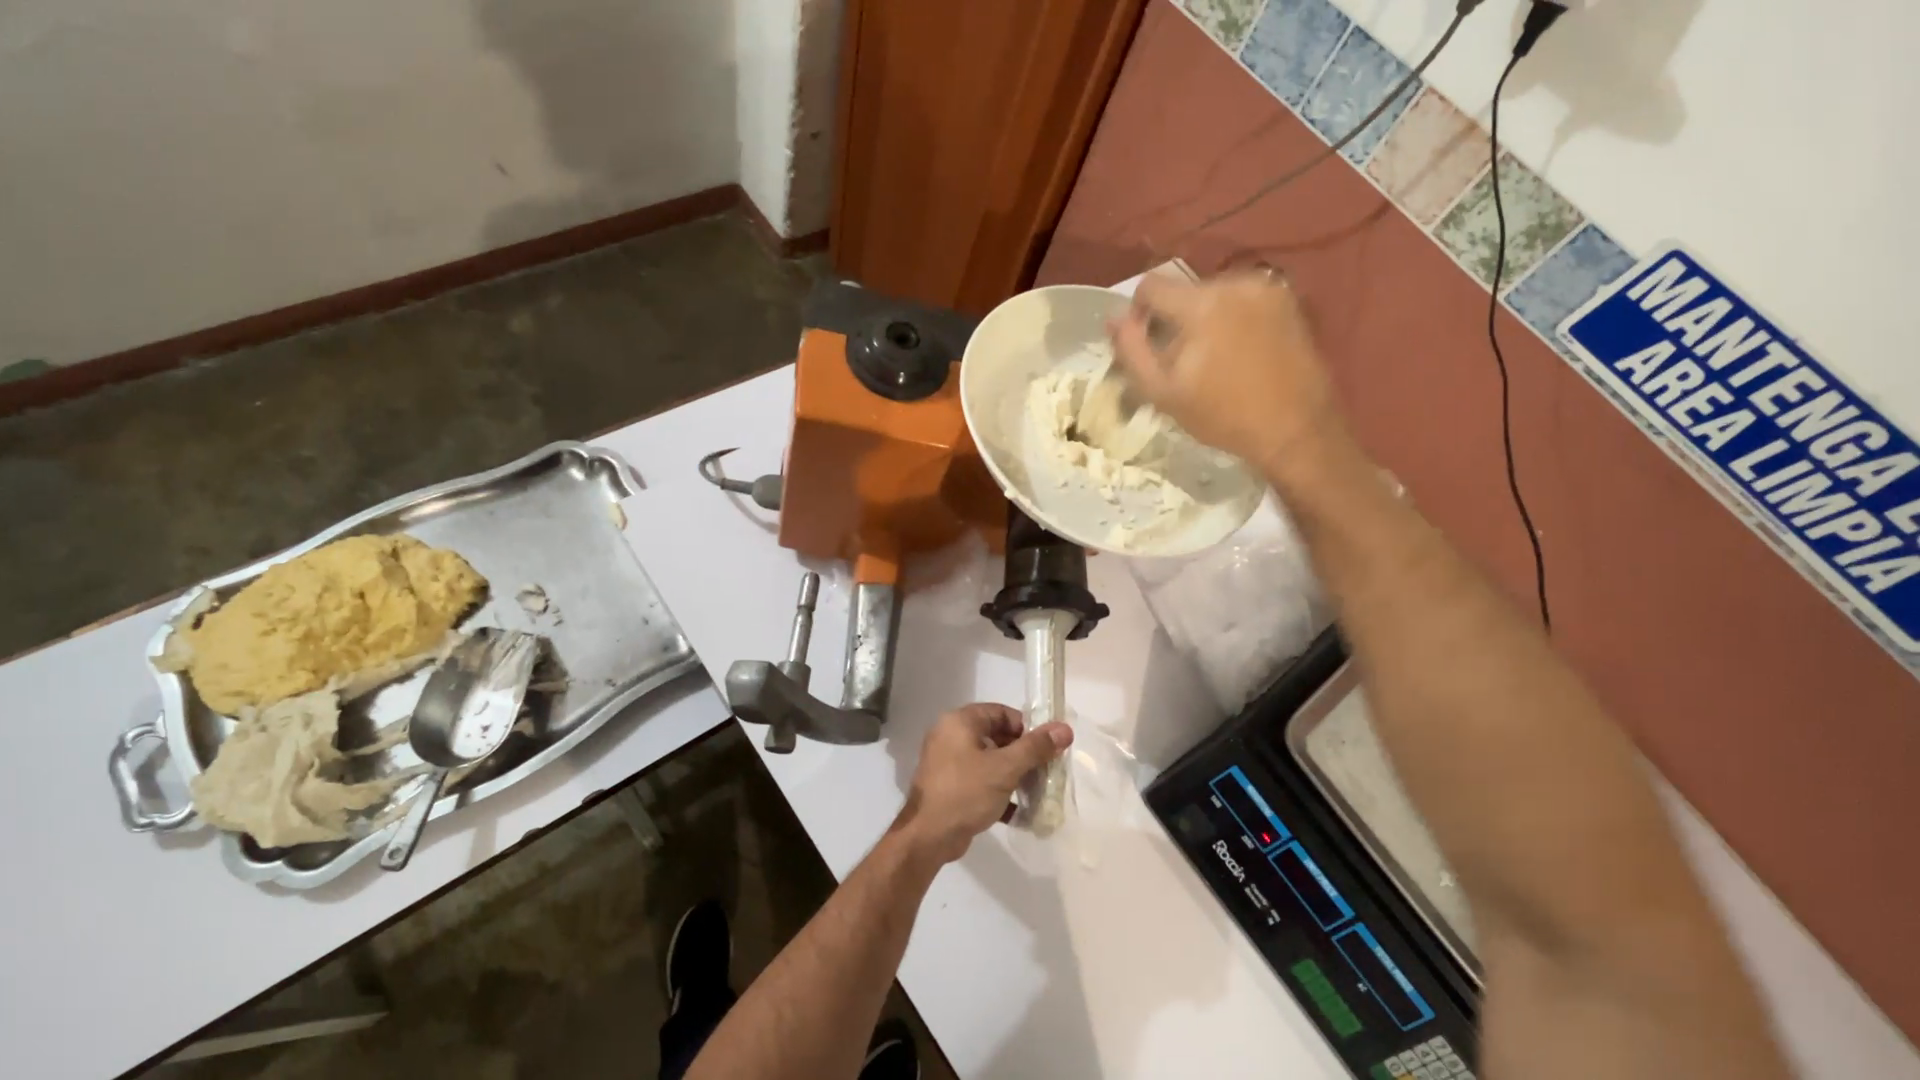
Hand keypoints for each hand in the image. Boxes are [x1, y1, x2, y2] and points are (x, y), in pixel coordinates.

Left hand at [894, 704, 1071, 863]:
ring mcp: (948, 763)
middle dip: (1023, 755)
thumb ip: (1036, 747)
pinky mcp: (949, 787)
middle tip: (1045, 771)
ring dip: (1014, 775)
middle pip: (996, 737)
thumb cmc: (966, 792)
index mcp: (960, 722)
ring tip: (1036, 792)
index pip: (1001, 712)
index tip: (1045, 748)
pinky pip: (980, 782)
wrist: (928, 836)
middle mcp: (950, 736)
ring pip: (990, 761)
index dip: (1026, 728)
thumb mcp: (1005, 768)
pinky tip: (1018, 811)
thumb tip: (1064, 729)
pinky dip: (998, 792)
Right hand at [1111, 271, 1354, 492]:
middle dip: (1177, 320)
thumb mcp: (1163, 393)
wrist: (1296, 429)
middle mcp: (1236, 283)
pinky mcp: (1288, 302)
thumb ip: (1132, 350)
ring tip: (1214, 359)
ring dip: (1206, 319)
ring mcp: (1267, 290)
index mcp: (1202, 304)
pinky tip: (1241, 354)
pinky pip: (1244, 300)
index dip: (1139, 312)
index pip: (1151, 285)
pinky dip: (1234, 320)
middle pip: (1185, 291)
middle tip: (1183, 362)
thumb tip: (1113, 318)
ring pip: (1215, 295)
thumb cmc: (1224, 417)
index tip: (1147, 345)